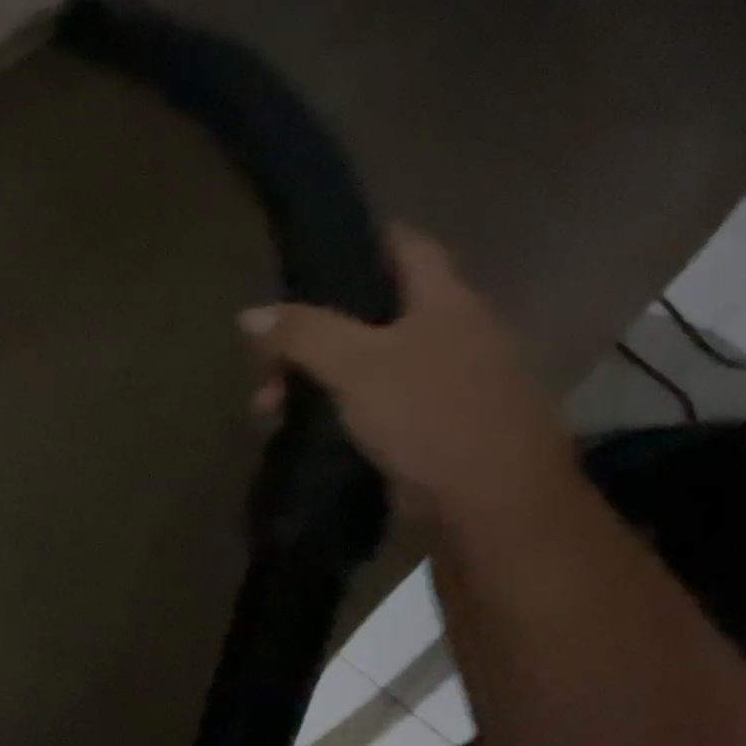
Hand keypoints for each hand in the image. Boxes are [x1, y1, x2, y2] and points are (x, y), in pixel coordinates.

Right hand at [239, 224, 577, 521]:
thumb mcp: (356, 364)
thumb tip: (250, 314)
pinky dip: (334, 408)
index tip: (311, 250)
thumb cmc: (430, 416)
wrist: (495, 506)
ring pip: (364, 362)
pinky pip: (371, 402)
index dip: (363, 238)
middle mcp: (451, 334)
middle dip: (309, 331)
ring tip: (270, 407)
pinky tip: (302, 429)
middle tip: (264, 359)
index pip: (407, 247)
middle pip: (369, 312)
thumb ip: (302, 333)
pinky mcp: (432, 426)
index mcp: (446, 303)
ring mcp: (445, 382)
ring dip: (312, 376)